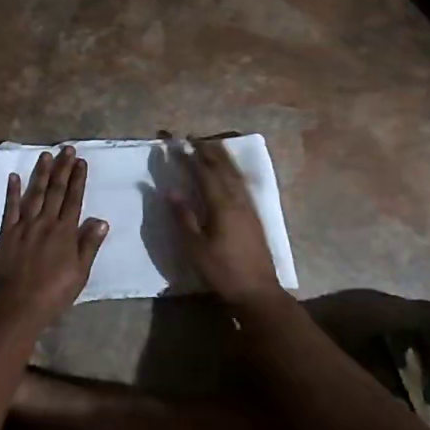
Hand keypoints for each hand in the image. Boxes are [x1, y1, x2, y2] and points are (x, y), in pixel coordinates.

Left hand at [0, 147, 108, 328]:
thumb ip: (89, 245)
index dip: (78, 179)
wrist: (17, 306)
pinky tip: (15, 176)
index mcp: (65, 232)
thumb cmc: (53, 294)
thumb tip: (102, 220)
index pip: (74, 199)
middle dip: (63, 169)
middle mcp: (46, 223)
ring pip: (35, 194)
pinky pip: (10, 208)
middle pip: (56, 191)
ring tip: (46, 155)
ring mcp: (24, 226)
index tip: (81, 162)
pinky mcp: (7, 233)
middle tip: (67, 149)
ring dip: (42, 174)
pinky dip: (13, 191)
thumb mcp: (80, 274)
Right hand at [170, 138, 285, 306]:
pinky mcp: (255, 214)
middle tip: (192, 137)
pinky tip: (230, 172)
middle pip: (222, 167)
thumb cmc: (223, 271)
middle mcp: (238, 199)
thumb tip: (171, 190)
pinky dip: (232, 170)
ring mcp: (249, 206)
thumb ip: (184, 217)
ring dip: (222, 156)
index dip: (190, 156)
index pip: (203, 172)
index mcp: (222, 205)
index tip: (176, 143)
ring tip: (210, 145)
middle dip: (207, 150)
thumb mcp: (196, 248)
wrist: (258, 292)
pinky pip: (242, 182)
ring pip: (235, 173)